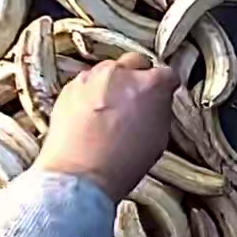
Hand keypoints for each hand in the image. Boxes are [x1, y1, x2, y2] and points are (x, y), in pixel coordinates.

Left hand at [34, 53, 178, 198]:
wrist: (81, 173)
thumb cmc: (124, 161)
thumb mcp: (160, 137)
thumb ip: (160, 110)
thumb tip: (158, 102)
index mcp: (150, 85)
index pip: (167, 74)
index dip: (167, 86)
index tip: (165, 93)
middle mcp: (121, 74)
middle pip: (136, 63)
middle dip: (139, 77)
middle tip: (138, 98)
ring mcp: (92, 78)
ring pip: (109, 71)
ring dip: (114, 84)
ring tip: (113, 108)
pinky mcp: (69, 87)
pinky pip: (87, 83)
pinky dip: (93, 93)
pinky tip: (94, 115)